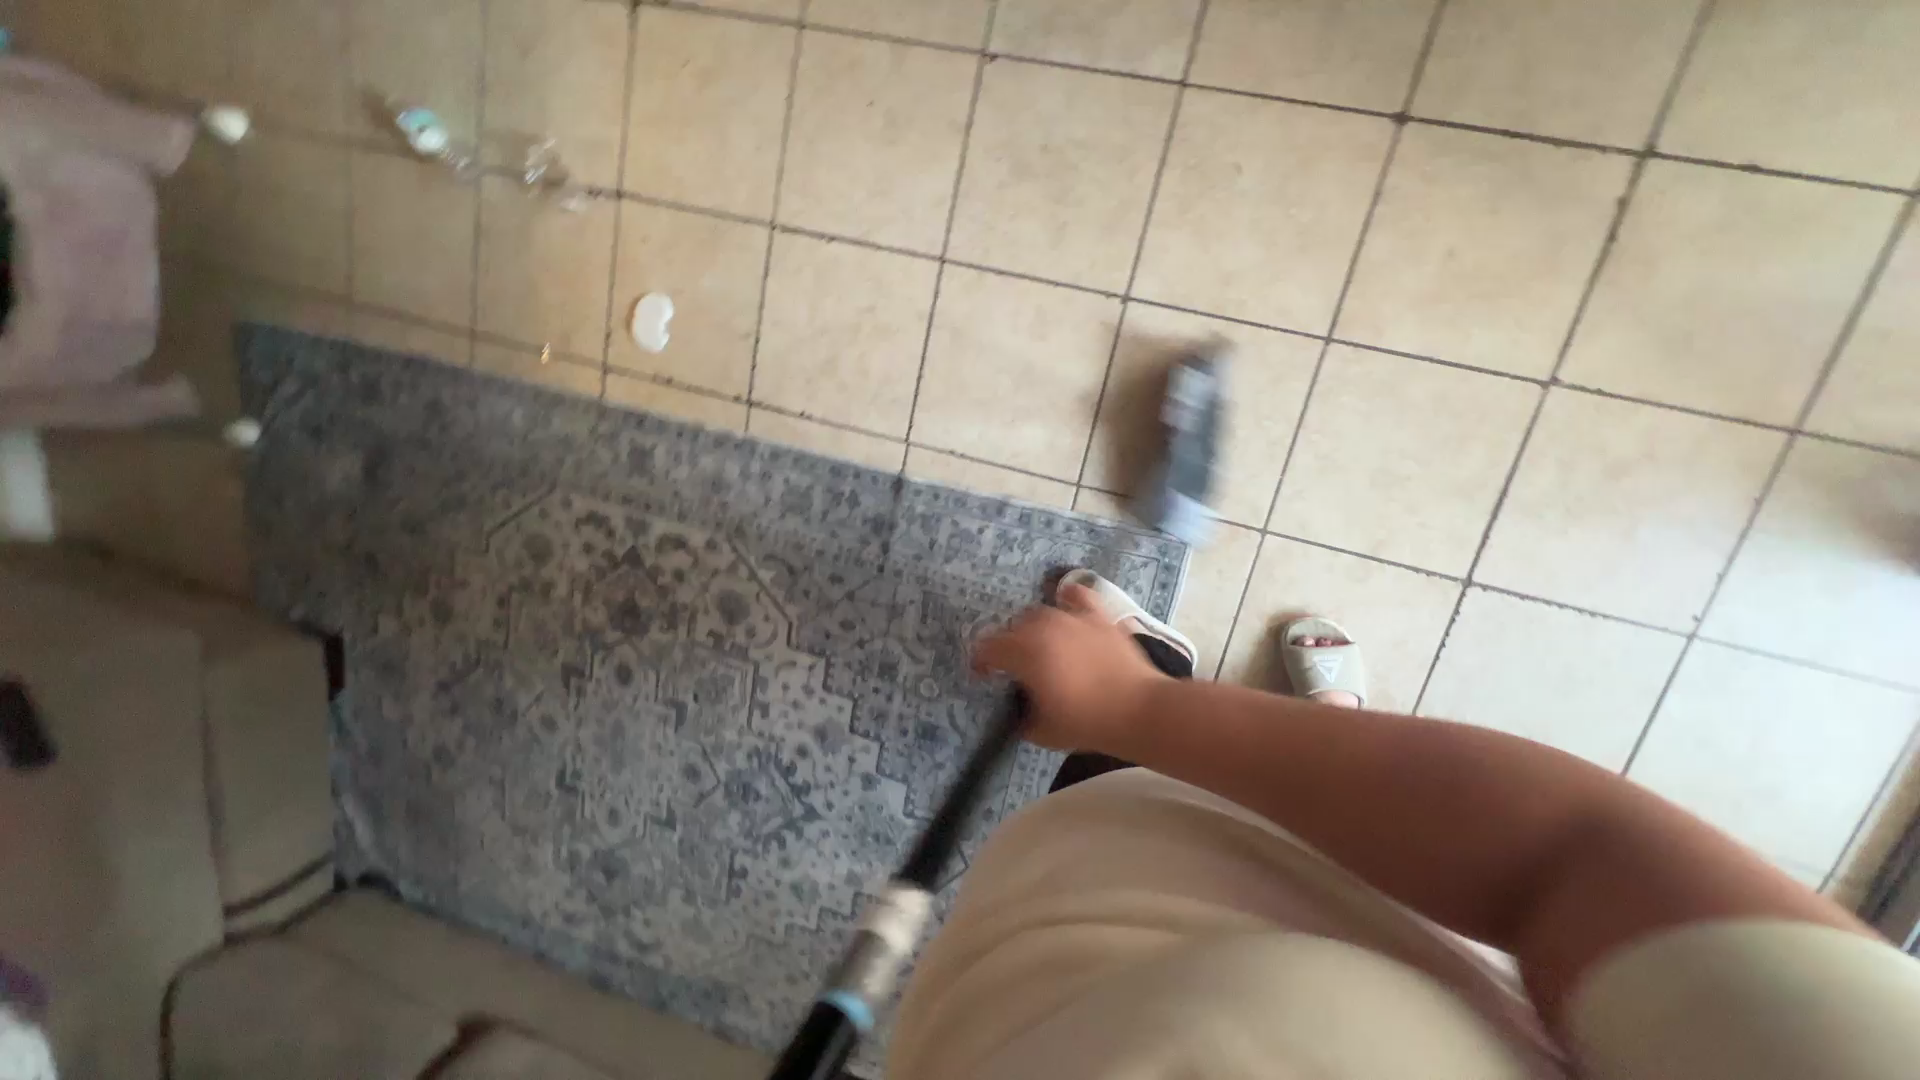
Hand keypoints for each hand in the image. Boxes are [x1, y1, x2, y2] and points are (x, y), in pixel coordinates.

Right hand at [972, 583, 1166, 753]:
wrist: (1139, 710)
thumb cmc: (1086, 722)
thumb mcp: (1041, 730)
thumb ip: (1021, 715)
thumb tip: (1018, 707)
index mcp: (1023, 653)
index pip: (987, 648)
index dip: (981, 662)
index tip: (985, 676)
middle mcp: (1042, 627)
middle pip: (1011, 628)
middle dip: (1007, 646)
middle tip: (1016, 668)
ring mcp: (1071, 616)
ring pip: (1038, 612)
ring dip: (1032, 628)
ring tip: (1042, 646)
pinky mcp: (1097, 615)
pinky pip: (1075, 595)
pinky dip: (1066, 599)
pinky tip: (1066, 609)